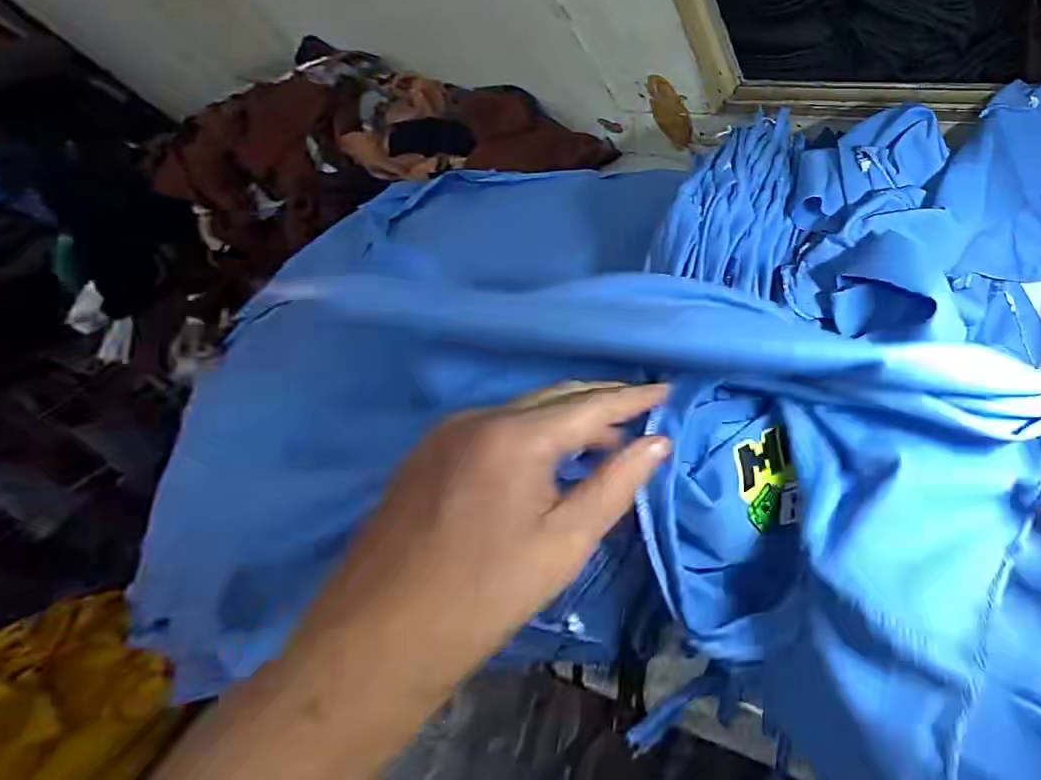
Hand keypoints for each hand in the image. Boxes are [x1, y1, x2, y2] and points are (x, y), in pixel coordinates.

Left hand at [156, 382, 671, 779]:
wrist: (371, 649)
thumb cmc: (484, 596)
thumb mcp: (565, 542)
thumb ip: (617, 483)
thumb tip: (658, 442)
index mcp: (514, 436)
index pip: (591, 403)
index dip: (634, 397)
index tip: (669, 391)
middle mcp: (478, 419)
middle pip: (557, 398)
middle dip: (604, 403)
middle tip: (644, 414)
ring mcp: (446, 435)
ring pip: (525, 411)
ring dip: (570, 421)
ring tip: (606, 442)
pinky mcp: (426, 456)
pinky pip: (497, 428)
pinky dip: (535, 433)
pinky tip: (551, 461)